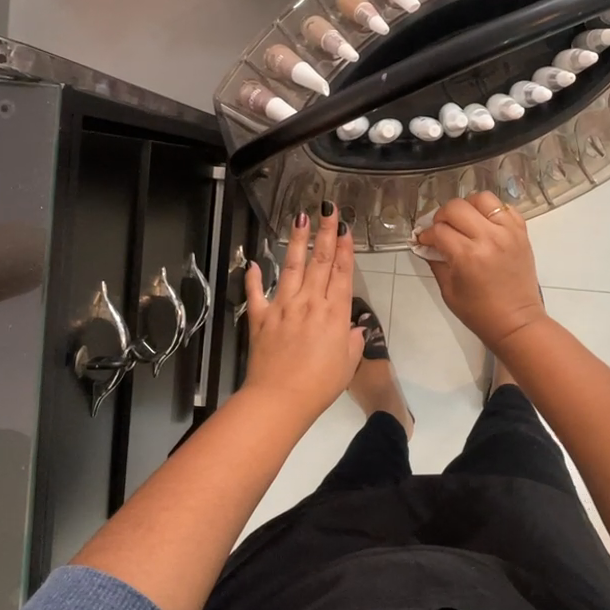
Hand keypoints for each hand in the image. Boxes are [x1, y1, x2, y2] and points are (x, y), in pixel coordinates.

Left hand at [242, 205, 363, 415]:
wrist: (280, 399)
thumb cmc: (320, 385)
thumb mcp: (347, 364)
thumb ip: (352, 342)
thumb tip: (356, 328)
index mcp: (334, 313)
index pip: (341, 273)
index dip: (344, 249)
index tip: (344, 228)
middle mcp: (309, 302)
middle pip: (319, 262)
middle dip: (325, 233)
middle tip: (327, 210)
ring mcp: (283, 307)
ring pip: (291, 267)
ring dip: (296, 242)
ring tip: (299, 220)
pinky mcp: (261, 319)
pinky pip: (257, 294)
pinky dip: (254, 278)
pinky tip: (253, 263)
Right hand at [415, 192, 547, 351]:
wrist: (517, 321)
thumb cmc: (479, 312)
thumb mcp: (448, 290)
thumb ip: (435, 261)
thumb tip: (425, 243)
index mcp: (468, 256)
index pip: (438, 230)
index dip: (426, 234)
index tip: (424, 240)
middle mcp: (489, 238)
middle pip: (456, 207)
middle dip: (442, 216)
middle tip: (440, 229)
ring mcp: (508, 232)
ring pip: (482, 198)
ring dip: (467, 207)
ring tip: (464, 221)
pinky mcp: (522, 232)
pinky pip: (504, 207)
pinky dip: (491, 211)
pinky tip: (484, 224)